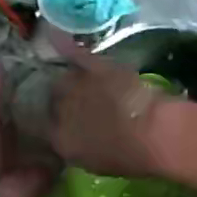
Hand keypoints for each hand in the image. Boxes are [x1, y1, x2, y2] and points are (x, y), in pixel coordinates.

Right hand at [39, 34, 177, 178]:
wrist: (153, 132)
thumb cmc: (132, 157)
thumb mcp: (97, 163)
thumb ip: (77, 148)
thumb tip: (73, 139)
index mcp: (60, 140)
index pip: (42, 128)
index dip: (48, 122)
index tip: (55, 121)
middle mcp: (59, 110)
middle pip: (52, 100)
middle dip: (59, 100)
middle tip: (75, 102)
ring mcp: (75, 84)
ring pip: (62, 77)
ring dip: (68, 79)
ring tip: (77, 81)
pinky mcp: (95, 66)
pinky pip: (74, 53)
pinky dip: (64, 44)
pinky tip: (53, 34)